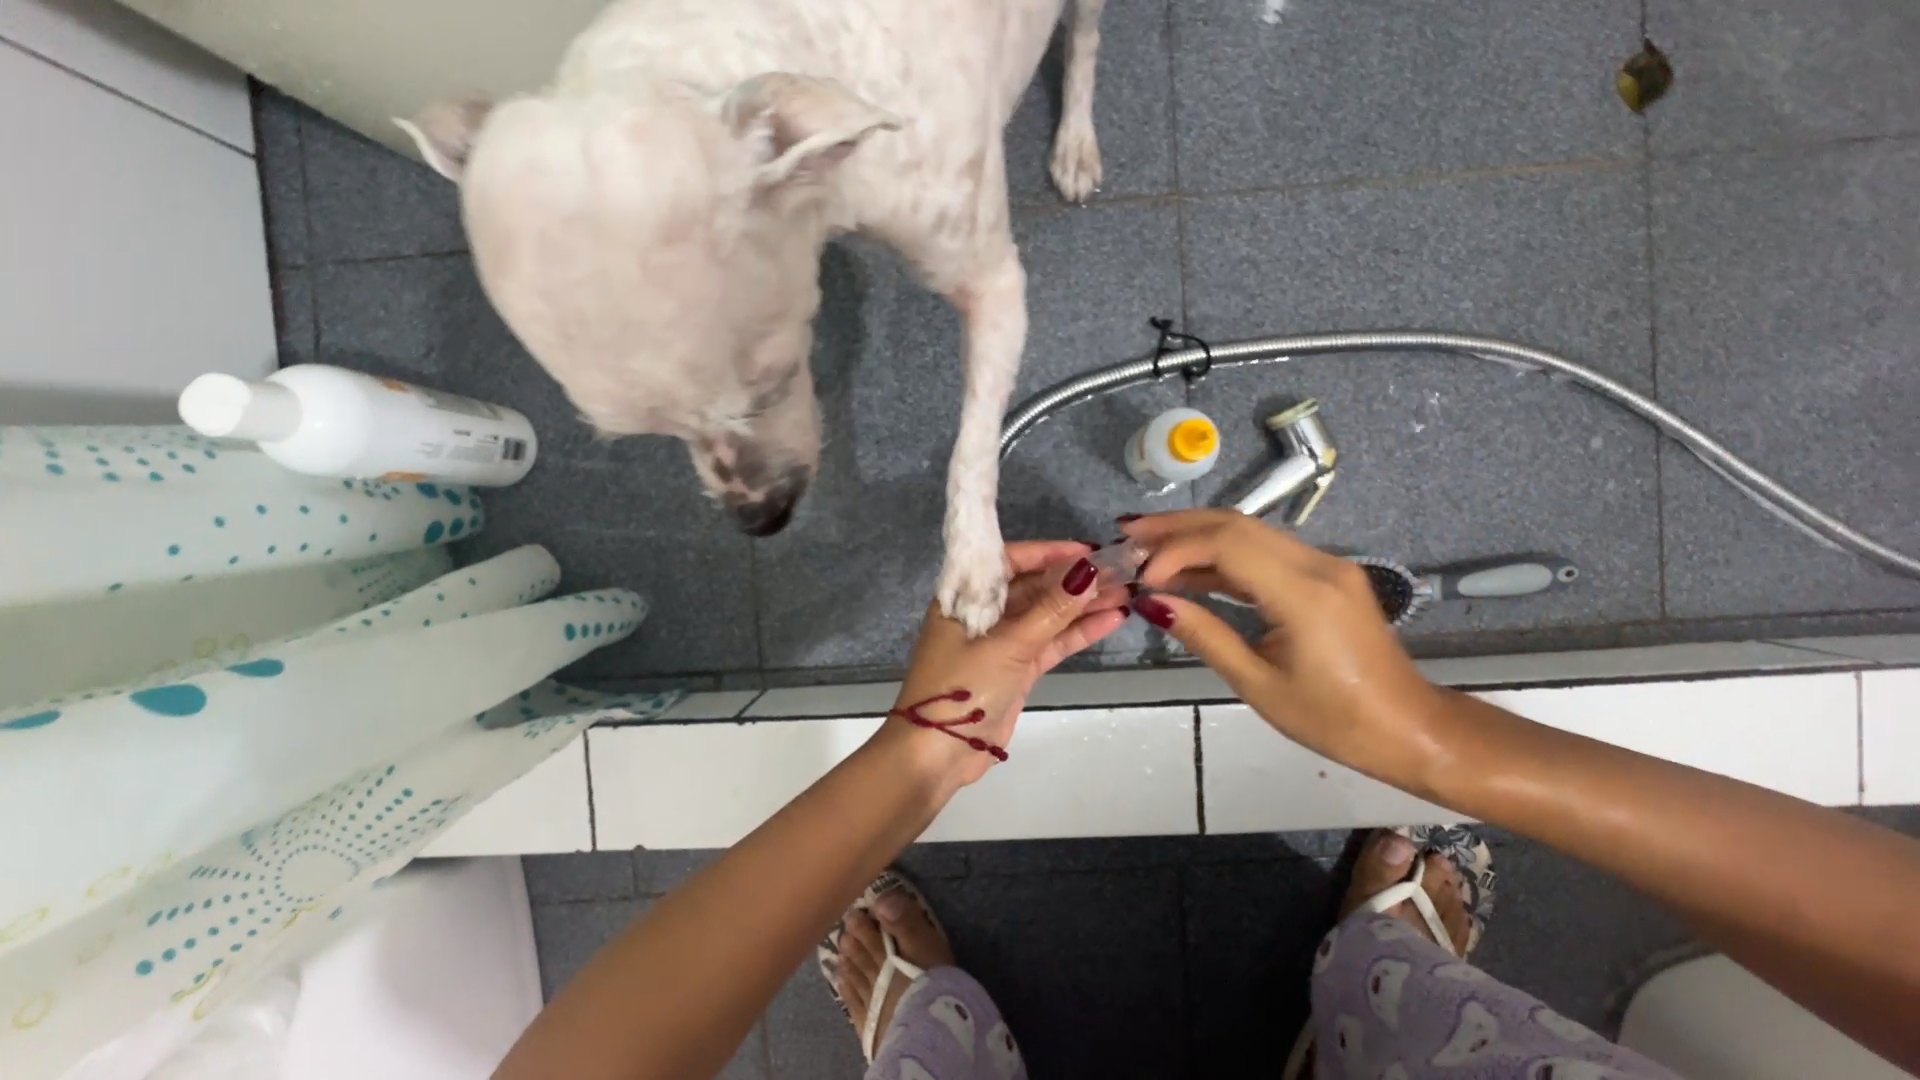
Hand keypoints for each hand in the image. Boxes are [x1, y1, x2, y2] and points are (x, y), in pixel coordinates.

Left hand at [892, 541, 1129, 786]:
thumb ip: (1051, 610)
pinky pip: (1050, 643)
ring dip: (1082, 605)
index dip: (1047, 553)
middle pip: (1032, 587)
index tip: (1087, 551)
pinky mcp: (1016, 670)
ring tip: (1125, 592)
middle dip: (1073, 580)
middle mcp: (982, 614)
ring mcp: (1001, 643)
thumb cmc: (961, 688)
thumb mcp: (1008, 645)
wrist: (937, 753)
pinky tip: (1111, 619)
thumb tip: (1088, 572)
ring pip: (1046, 616)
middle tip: (1118, 571)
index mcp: (964, 597)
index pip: (1008, 561)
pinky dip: (1077, 632)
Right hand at [1122, 511, 1450, 785]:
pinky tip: (1187, 568)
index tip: (1139, 575)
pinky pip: (1265, 551)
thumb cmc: (1335, 720)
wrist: (1409, 728)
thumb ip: (1204, 635)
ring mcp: (1325, 565)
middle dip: (1177, 527)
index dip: (1175, 550)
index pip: (1227, 544)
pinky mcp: (1325, 575)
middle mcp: (1317, 565)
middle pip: (1236, 524)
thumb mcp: (1259, 685)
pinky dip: (1222, 555)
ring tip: (1145, 546)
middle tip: (1126, 534)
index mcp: (1304, 594)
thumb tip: (1151, 603)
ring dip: (1196, 535)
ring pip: (1250, 532)